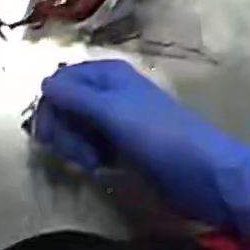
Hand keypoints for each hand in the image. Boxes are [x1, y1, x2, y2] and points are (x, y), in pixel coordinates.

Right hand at [31, 59, 249, 237]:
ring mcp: (114, 118)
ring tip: (89, 161)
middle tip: (73, 152)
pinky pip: (90, 141)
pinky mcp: (121, 144)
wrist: (206, 175)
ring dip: (74, 143)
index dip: (51, 105)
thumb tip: (43, 84)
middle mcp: (107, 90)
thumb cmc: (159, 135)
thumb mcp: (113, 113)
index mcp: (106, 73)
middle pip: (66, 102)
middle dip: (62, 127)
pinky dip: (87, 152)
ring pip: (76, 124)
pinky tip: (97, 165)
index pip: (61, 80)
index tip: (49, 134)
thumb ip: (75, 97)